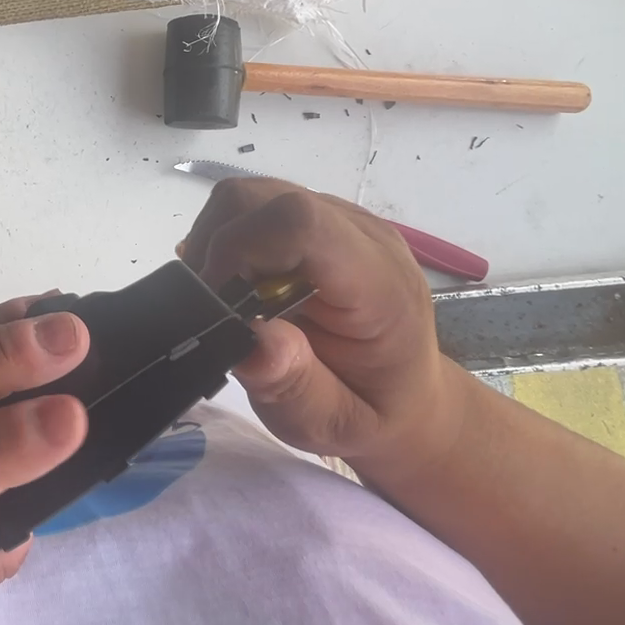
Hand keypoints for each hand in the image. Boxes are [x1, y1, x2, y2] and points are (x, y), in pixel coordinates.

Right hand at [178, 178, 469, 479]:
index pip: (299, 224)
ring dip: (216, 243)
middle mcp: (360, 236)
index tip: (218, 303)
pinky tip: (240, 282)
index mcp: (378, 286)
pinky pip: (250, 206)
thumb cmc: (373, 412)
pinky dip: (225, 239)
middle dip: (216, 248)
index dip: (238, 249)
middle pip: (258, 200)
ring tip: (227, 296)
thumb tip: (256, 342)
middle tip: (217, 306)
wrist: (408, 395)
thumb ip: (298, 391)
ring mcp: (337, 219)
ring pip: (245, 197)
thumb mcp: (338, 427)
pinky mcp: (315, 216)